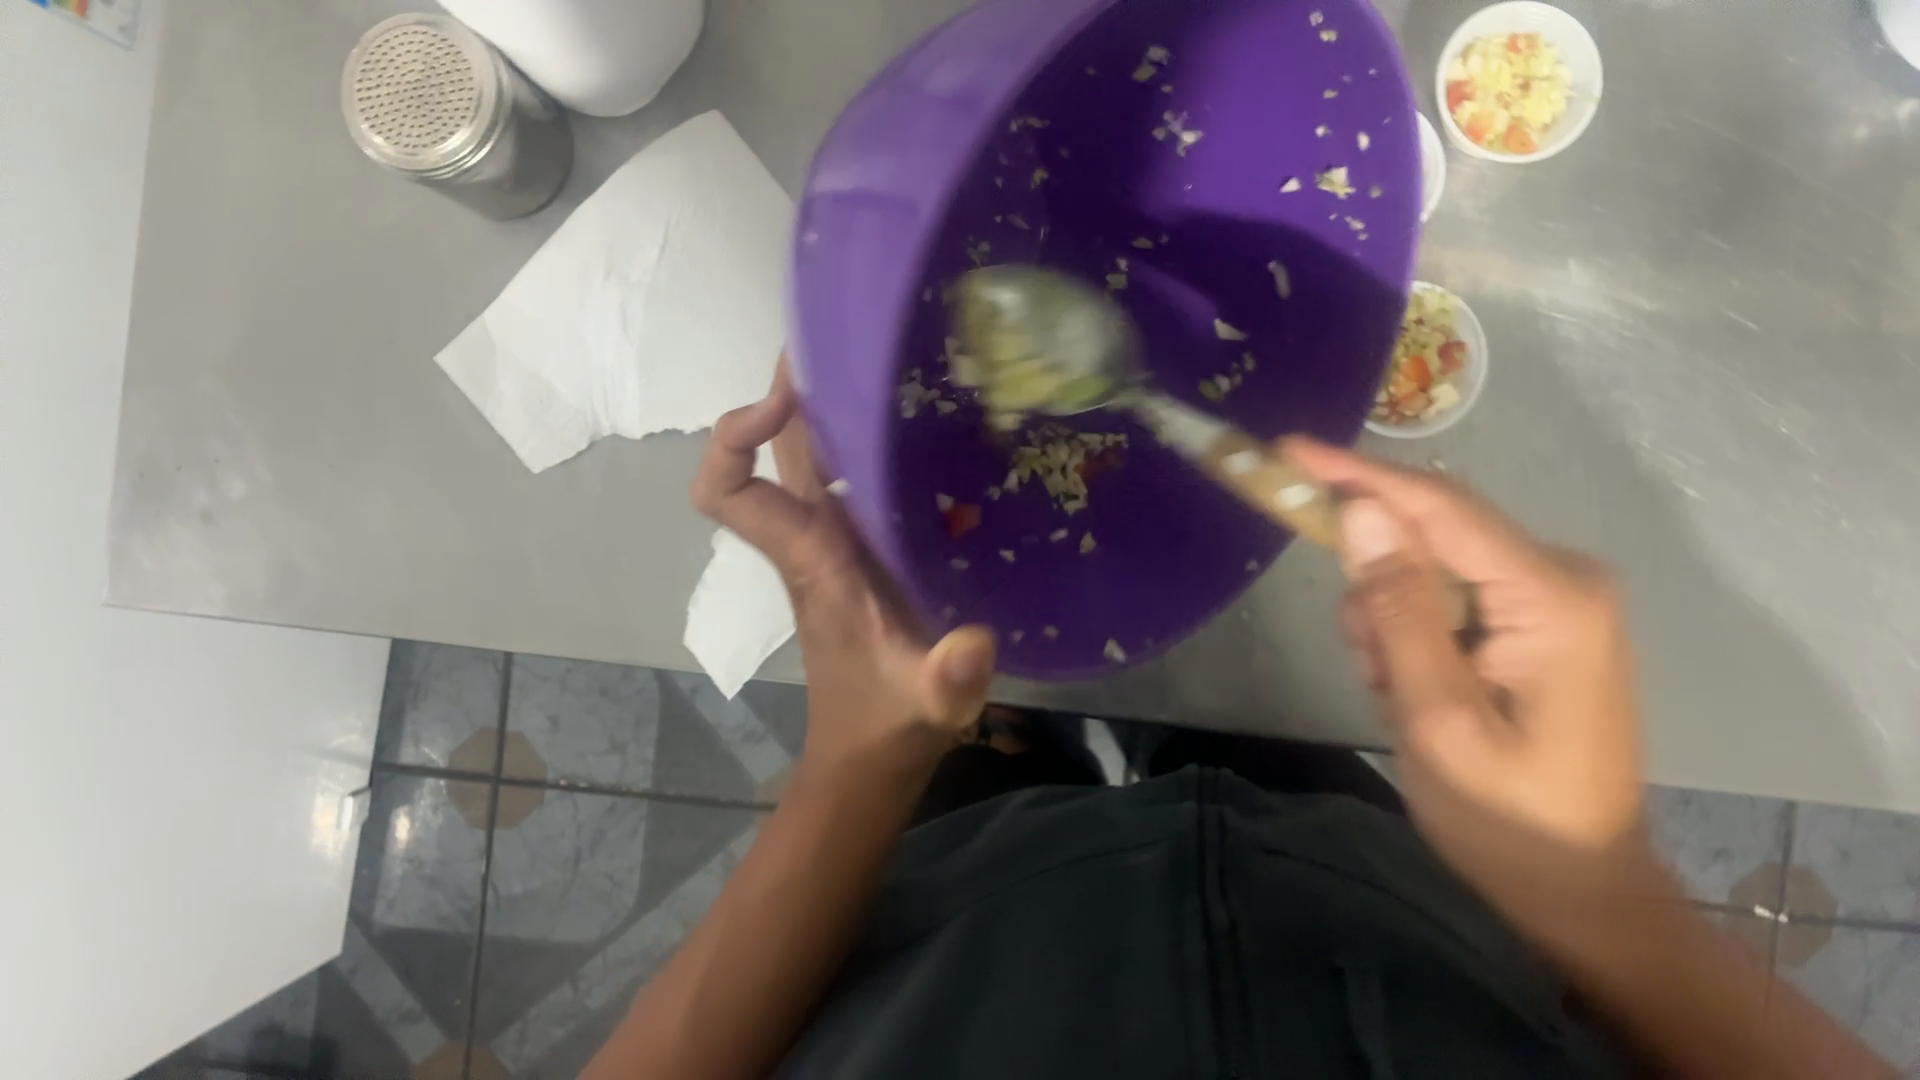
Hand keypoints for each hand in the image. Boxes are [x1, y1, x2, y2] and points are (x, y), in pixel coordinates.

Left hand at [692, 359, 997, 773]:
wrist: (870, 754)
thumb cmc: (885, 727)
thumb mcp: (928, 707)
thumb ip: (947, 680)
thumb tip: (974, 643)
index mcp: (811, 560)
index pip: (729, 490)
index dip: (733, 437)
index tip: (785, 401)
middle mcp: (814, 539)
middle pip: (773, 453)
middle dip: (792, 393)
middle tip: (847, 336)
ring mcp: (838, 544)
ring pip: (812, 460)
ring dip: (832, 411)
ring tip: (890, 363)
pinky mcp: (866, 552)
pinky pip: (852, 482)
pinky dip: (866, 446)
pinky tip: (926, 430)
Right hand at [1287, 438, 1650, 912]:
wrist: (1577, 885)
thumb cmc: (1505, 814)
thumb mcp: (1436, 717)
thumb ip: (1398, 610)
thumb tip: (1361, 513)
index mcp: (1551, 597)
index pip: (1439, 509)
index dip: (1358, 474)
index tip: (1287, 449)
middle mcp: (1559, 578)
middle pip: (1430, 533)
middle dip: (1374, 585)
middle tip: (1369, 667)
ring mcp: (1548, 598)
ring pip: (1425, 566)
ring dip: (1386, 620)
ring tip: (1394, 694)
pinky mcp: (1532, 619)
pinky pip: (1441, 594)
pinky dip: (1406, 633)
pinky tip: (1412, 689)